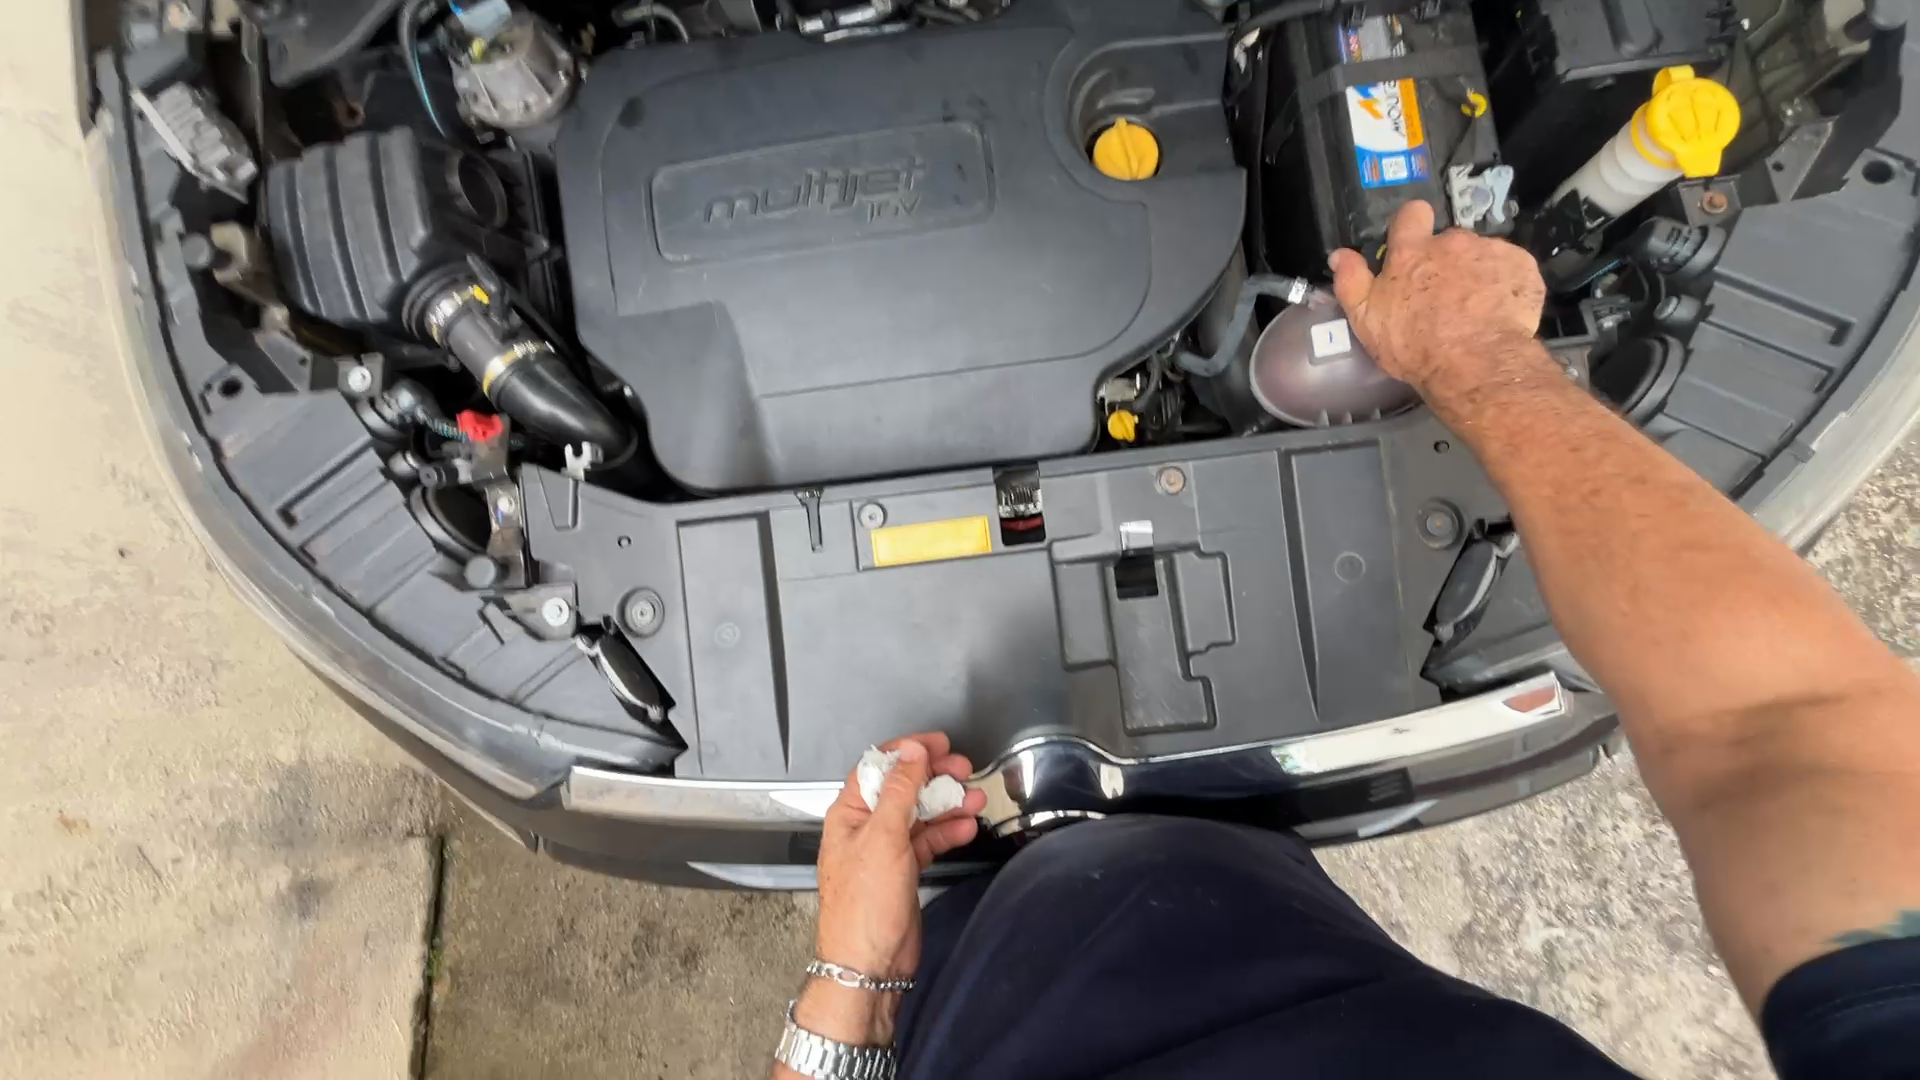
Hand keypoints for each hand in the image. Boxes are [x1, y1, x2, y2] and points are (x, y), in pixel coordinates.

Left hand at [794, 734, 986, 1049]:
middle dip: (934, 776)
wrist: (869, 967)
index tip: (939, 744)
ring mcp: (885, 849)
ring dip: (947, 804)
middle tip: (964, 769)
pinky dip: (948, 831)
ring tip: (975, 799)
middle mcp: (865, 826)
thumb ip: (900, 791)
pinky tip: (966, 827)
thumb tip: (912, 752)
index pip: (879, 767)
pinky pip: (928, 840)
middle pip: (903, 787)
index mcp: (850, 813)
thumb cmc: (864, 905)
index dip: (909, 751)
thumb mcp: (883, 838)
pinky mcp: (903, 869)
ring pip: (920, 813)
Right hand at [1329, 201, 1554, 399]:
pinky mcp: (1522, 266)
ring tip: (1467, 308)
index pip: (1411, 214)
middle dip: (1442, 261)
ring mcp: (1491, 251)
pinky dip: (1501, 284)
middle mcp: (1452, 243)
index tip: (1409, 245)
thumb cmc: (1413, 344)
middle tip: (1437, 296)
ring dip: (1472, 273)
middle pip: (1447, 241)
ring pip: (1478, 255)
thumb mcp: (1366, 319)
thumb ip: (1351, 281)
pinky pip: (1508, 268)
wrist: (1474, 362)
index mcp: (1411, 253)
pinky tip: (1491, 310)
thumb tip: (1340, 255)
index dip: (1410, 224)